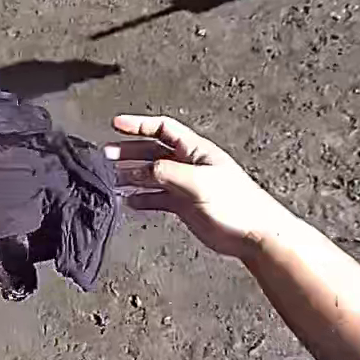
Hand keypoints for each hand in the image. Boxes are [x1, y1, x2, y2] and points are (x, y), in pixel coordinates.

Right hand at [107, 114, 296, 259]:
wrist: (253, 234)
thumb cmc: (236, 203)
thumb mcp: (198, 181)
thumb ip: (167, 172)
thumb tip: (142, 169)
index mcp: (194, 151)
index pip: (162, 129)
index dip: (139, 125)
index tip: (116, 125)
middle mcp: (187, 164)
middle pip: (151, 151)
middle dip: (128, 152)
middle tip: (105, 156)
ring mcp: (184, 185)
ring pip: (150, 175)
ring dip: (130, 175)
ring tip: (111, 179)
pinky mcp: (184, 205)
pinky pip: (156, 197)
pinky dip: (141, 198)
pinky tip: (128, 201)